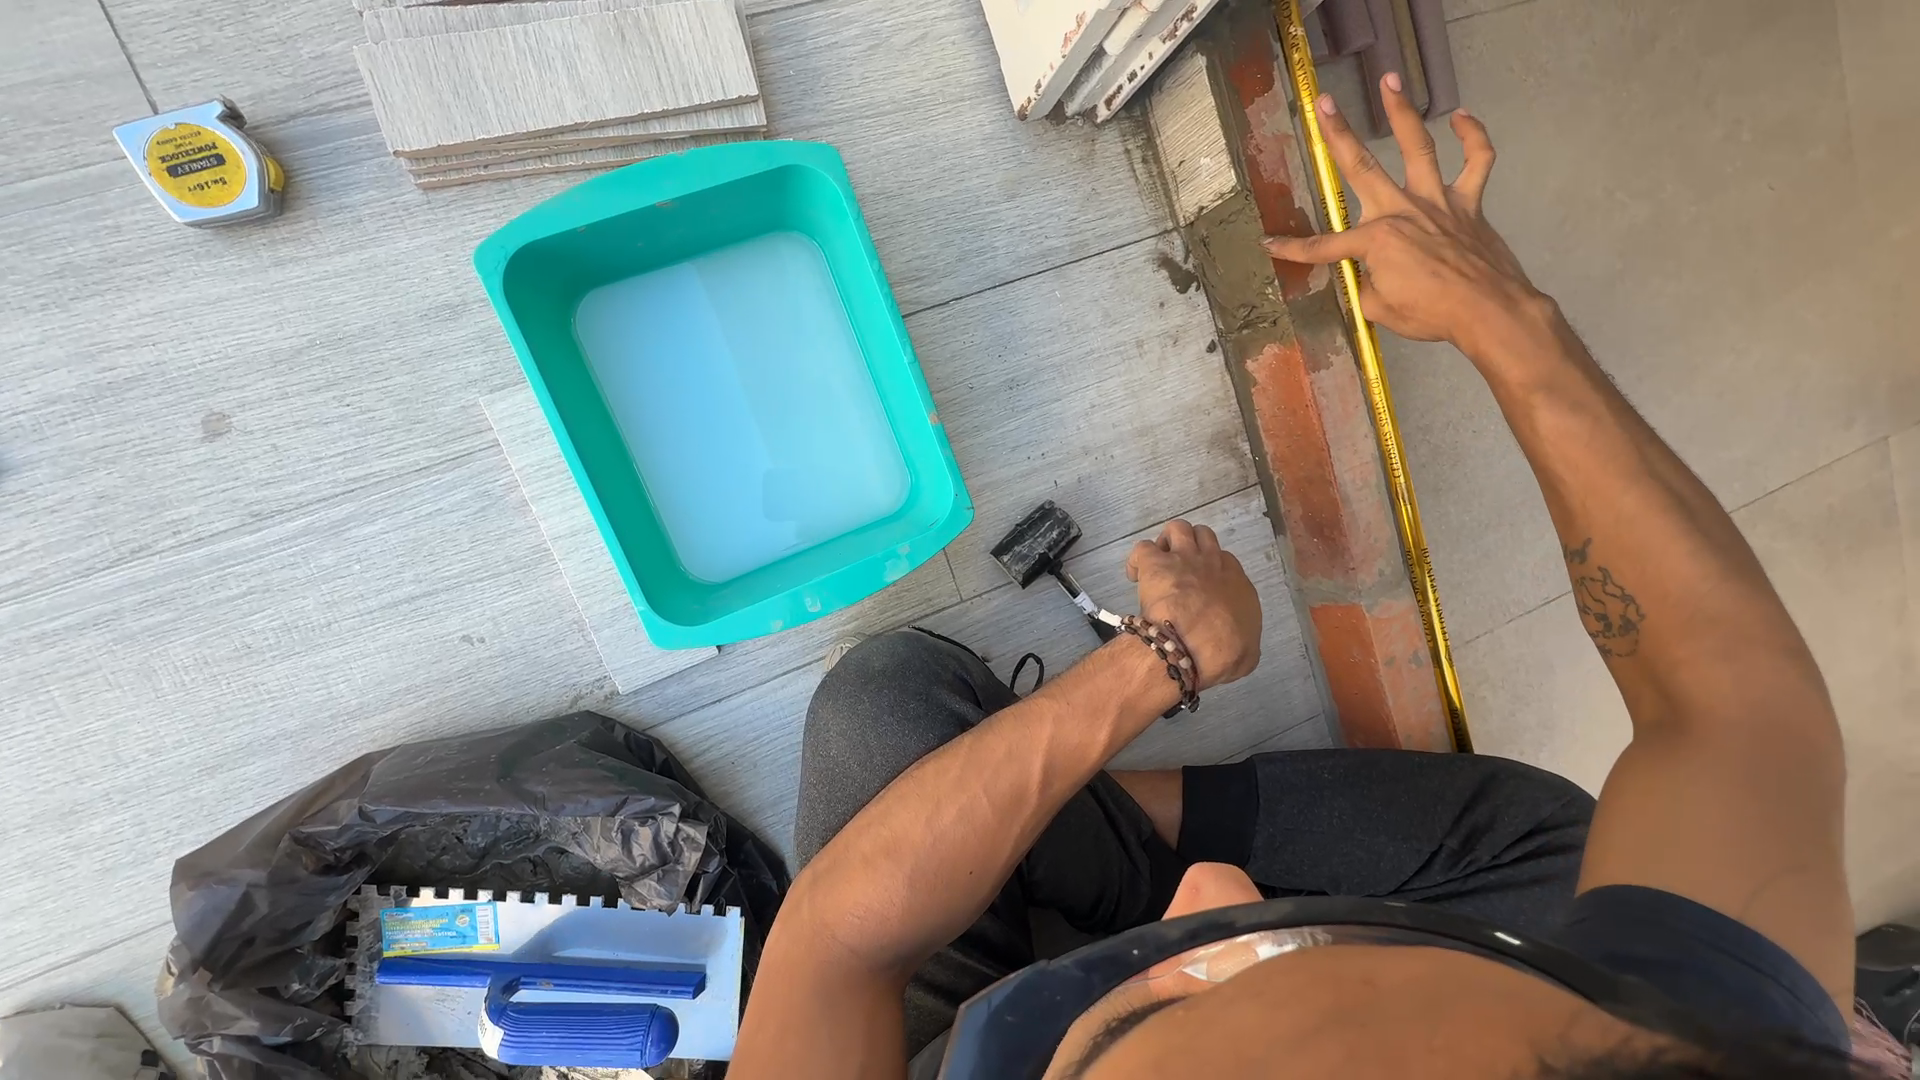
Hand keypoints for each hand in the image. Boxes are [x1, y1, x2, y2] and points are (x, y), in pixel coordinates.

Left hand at [1125, 521, 1261, 689]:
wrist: (1197, 648)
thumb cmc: (1224, 654)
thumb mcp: (1247, 652)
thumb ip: (1243, 641)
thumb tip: (1238, 647)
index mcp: (1235, 583)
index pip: (1224, 562)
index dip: (1208, 571)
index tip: (1197, 589)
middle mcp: (1212, 563)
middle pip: (1203, 536)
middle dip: (1190, 547)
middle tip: (1177, 568)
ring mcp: (1184, 559)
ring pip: (1178, 528)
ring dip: (1166, 543)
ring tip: (1157, 563)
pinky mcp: (1156, 563)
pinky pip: (1142, 547)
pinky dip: (1136, 560)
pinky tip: (1134, 576)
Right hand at [1260, 73, 1548, 360]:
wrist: (1488, 311)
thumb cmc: (1430, 314)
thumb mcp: (1379, 308)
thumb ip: (1365, 283)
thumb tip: (1365, 273)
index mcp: (1375, 239)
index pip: (1323, 246)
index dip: (1292, 249)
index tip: (1268, 244)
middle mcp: (1403, 210)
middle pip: (1363, 166)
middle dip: (1338, 134)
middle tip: (1323, 103)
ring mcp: (1438, 202)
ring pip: (1419, 147)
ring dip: (1402, 112)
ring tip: (1390, 82)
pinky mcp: (1469, 204)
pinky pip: (1476, 162)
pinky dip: (1472, 136)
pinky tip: (1460, 116)